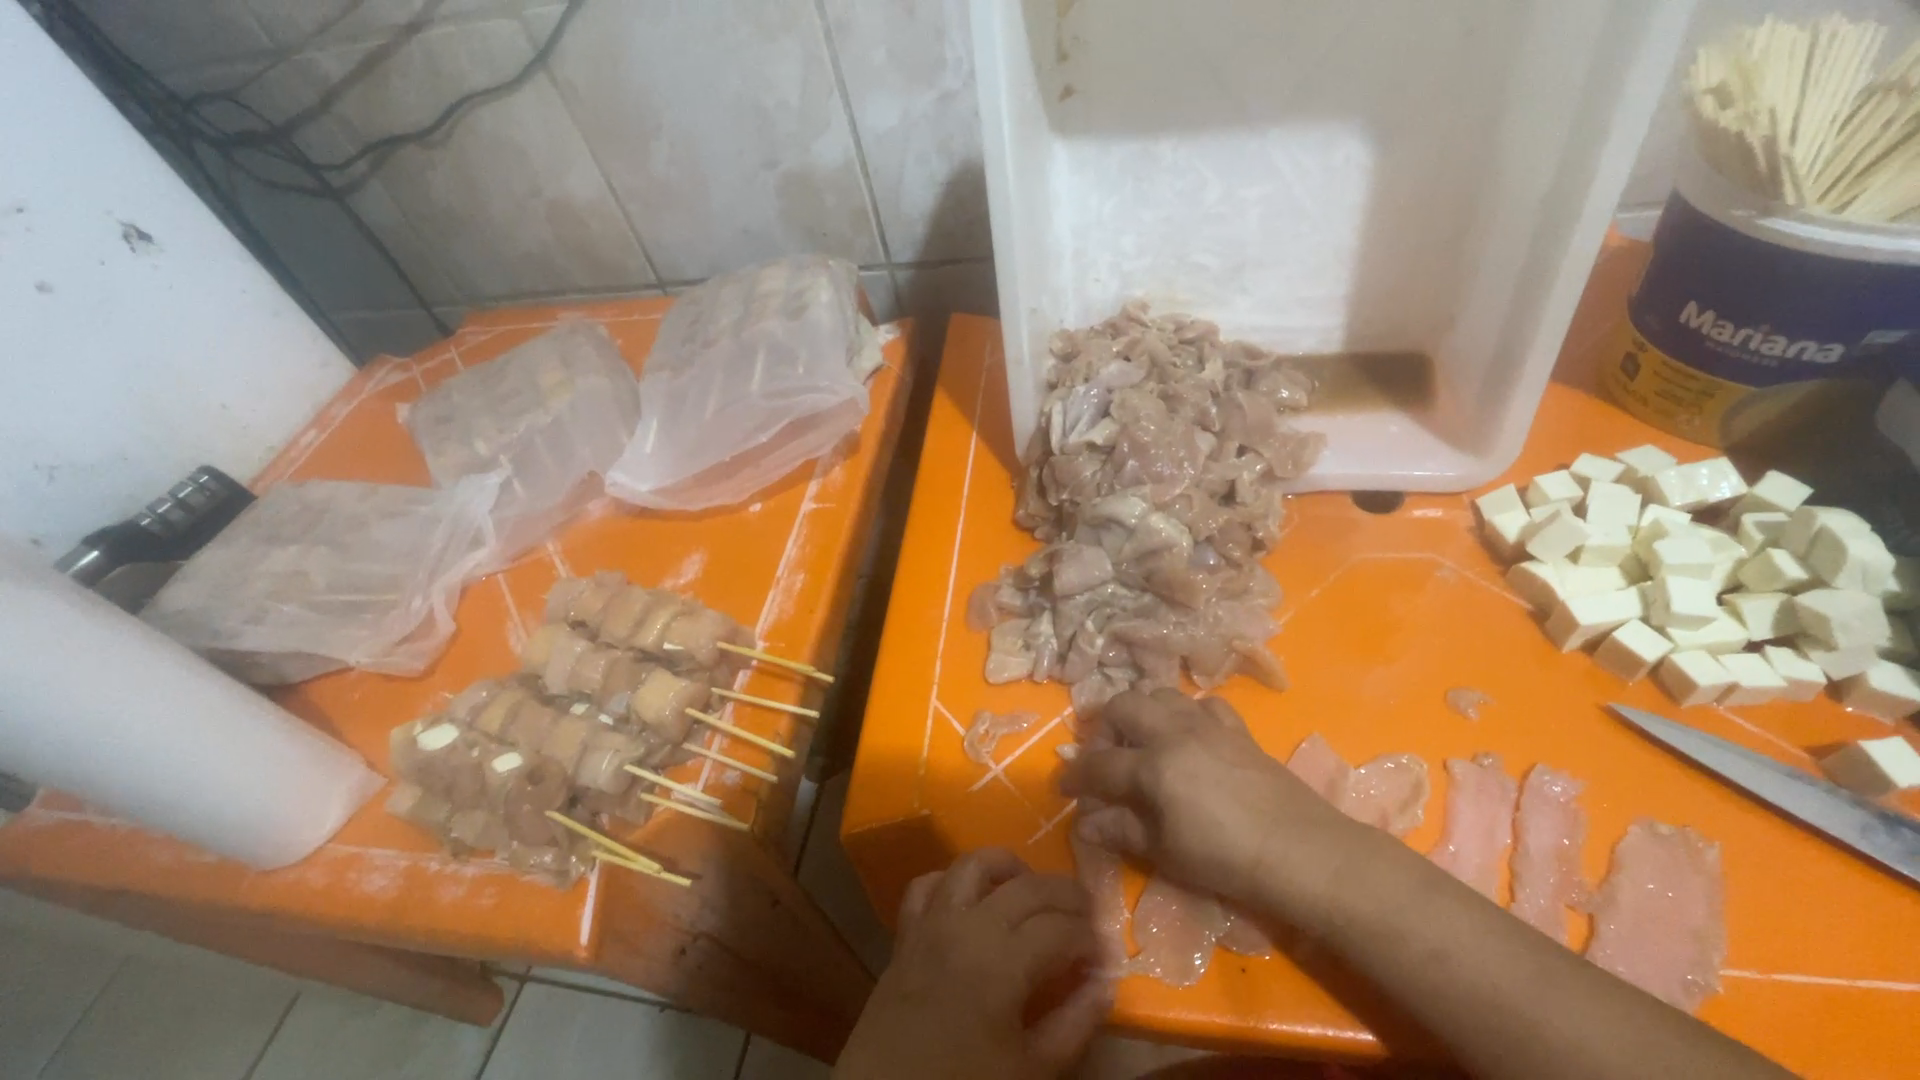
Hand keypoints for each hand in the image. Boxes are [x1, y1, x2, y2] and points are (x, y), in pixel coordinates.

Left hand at [834, 848, 1110, 1079]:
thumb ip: (1074, 1023)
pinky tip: (973, 900)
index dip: (1090, 938)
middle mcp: (967, 927)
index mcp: (1002, 963)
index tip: (1104, 956)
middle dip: (1067, 895)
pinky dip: (954, 881)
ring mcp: (931, 923)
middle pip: (1028, 886)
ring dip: (1011, 869)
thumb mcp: (1032, 1070)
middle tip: (1087, 917)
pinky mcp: (905, 933)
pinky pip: (928, 884)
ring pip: (975, 864)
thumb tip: (1104, 983)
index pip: (1061, 928)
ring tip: (1033, 893)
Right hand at [1059, 689, 1358, 910]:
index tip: (1063, 787)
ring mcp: (1208, 725)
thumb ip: (1122, 830)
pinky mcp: (1237, 729)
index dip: (1074, 776)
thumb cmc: (1224, 859)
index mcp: (1151, 766)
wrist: (1299, 851)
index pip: (1098, 764)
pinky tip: (1190, 737)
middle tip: (1105, 756)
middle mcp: (1174, 733)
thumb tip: (1086, 821)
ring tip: (1144, 741)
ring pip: (1162, 694)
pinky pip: (1204, 704)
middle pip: (1123, 706)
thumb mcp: (1165, 851)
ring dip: (1143, 712)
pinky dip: (1187, 713)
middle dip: (1104, 726)